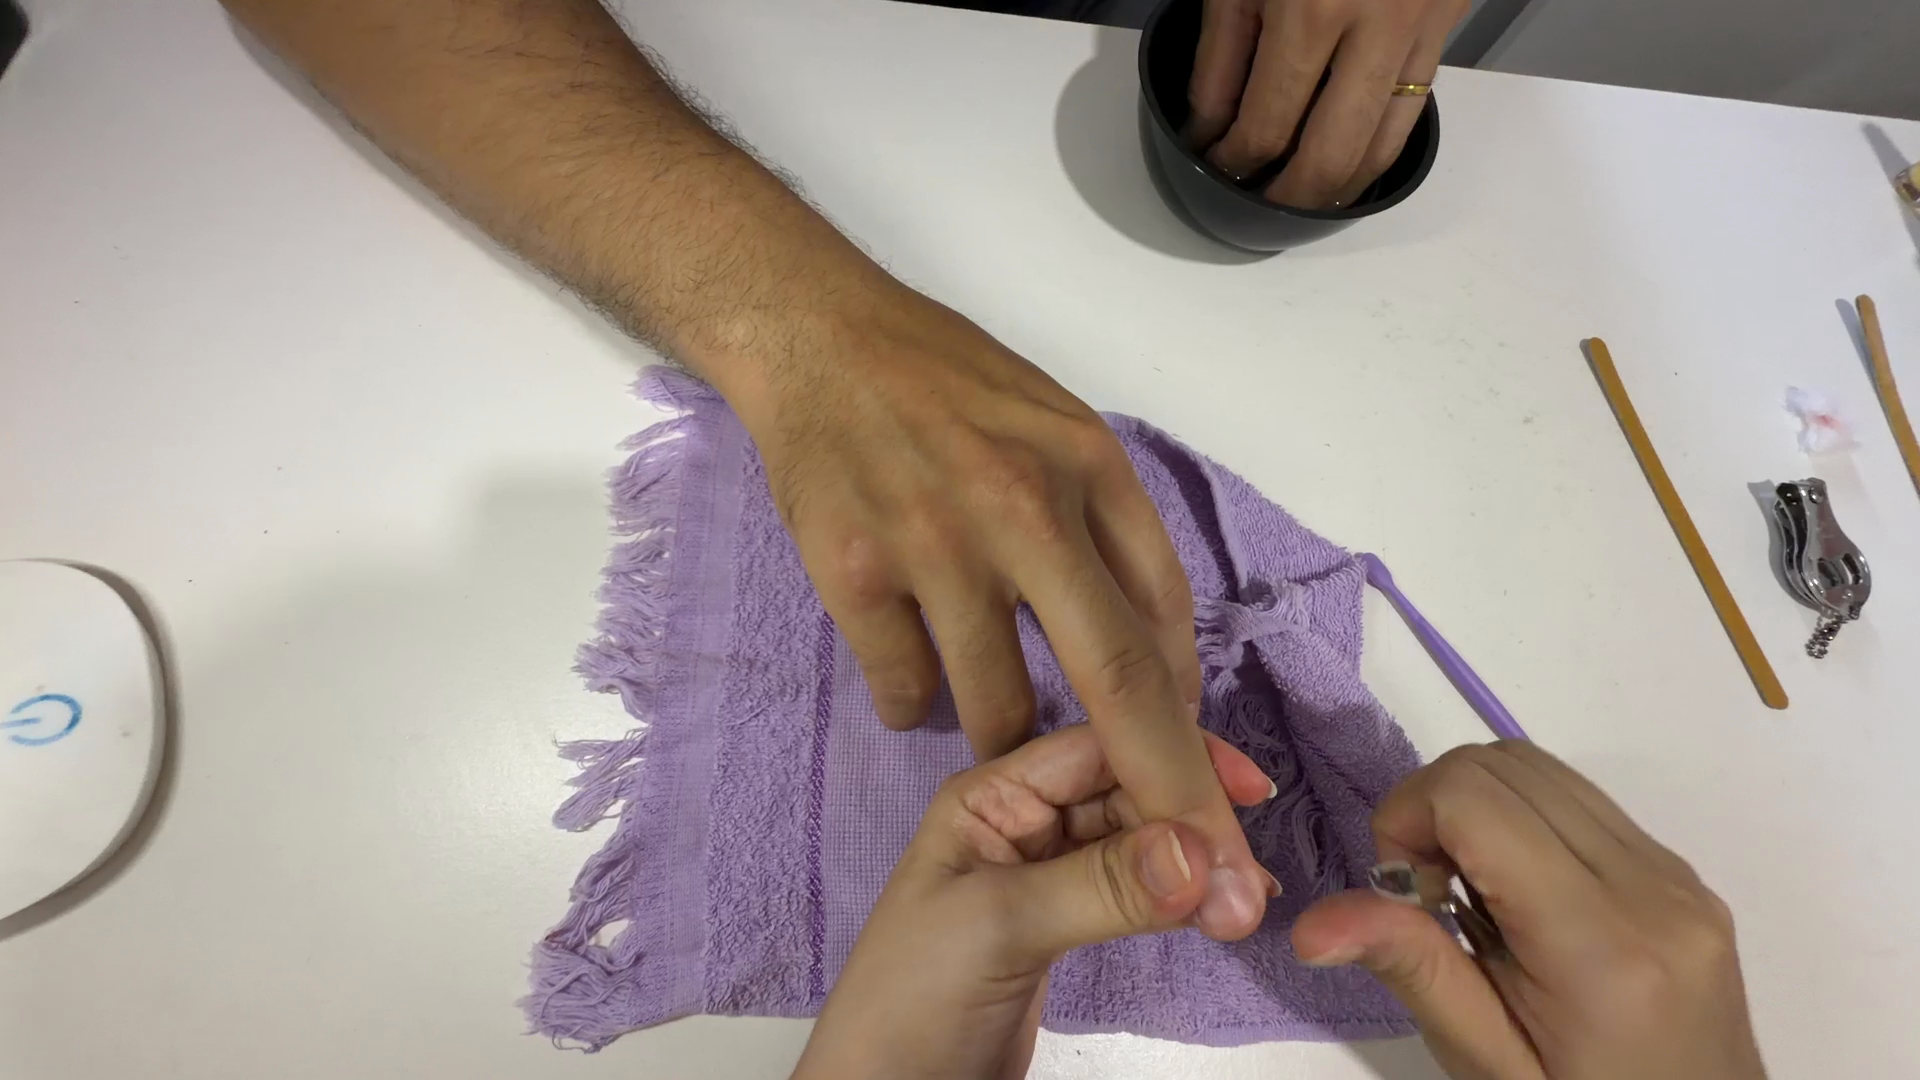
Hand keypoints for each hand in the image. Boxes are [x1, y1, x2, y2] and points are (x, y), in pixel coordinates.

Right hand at [721, 281, 1271, 939]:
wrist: (820, 340)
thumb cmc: (945, 381)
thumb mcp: (1058, 427)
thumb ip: (1112, 533)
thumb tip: (1152, 656)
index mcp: (1090, 467)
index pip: (1167, 620)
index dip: (1189, 718)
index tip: (1203, 784)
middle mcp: (1022, 510)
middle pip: (1114, 680)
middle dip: (1169, 794)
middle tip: (1207, 878)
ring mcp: (934, 545)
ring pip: (992, 707)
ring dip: (1002, 738)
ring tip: (990, 718)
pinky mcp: (853, 574)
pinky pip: (901, 688)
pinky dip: (914, 702)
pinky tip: (912, 672)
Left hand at [792, 723, 1278, 1079]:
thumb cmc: (916, 996)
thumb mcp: (1001, 926)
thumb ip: (1100, 886)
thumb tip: (1202, 852)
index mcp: (994, 794)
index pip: (1093, 750)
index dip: (1167, 758)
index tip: (1246, 789)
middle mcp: (1024, 817)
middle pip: (1125, 792)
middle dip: (1189, 821)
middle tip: (1251, 877)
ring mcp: (1049, 868)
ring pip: (1137, 839)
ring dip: (1193, 861)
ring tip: (1249, 899)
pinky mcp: (1070, 917)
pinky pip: (1136, 886)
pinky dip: (1180, 893)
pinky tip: (1218, 905)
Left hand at [1186, 0, 1468, 208]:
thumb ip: (1219, 63)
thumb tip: (1208, 136)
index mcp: (1313, 9)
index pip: (1264, 130)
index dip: (1232, 163)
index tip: (1217, 164)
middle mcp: (1379, 26)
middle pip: (1329, 158)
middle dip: (1284, 196)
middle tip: (1257, 199)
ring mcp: (1424, 24)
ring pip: (1380, 149)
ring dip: (1334, 190)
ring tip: (1298, 197)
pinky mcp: (1451, 19)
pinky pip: (1412, 114)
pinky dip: (1373, 152)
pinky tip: (1345, 163)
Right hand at [1292, 742, 1768, 1079]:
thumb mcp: (1484, 1061)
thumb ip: (1409, 969)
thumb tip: (1307, 927)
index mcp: (1602, 944)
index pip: (1470, 796)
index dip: (1407, 819)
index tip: (1408, 895)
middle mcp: (1652, 888)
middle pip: (1491, 763)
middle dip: (1429, 807)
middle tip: (1431, 891)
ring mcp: (1673, 872)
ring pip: (1524, 762)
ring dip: (1467, 803)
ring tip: (1469, 882)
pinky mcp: (1675, 868)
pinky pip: (1562, 789)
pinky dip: (1508, 810)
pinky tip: (1511, 879)